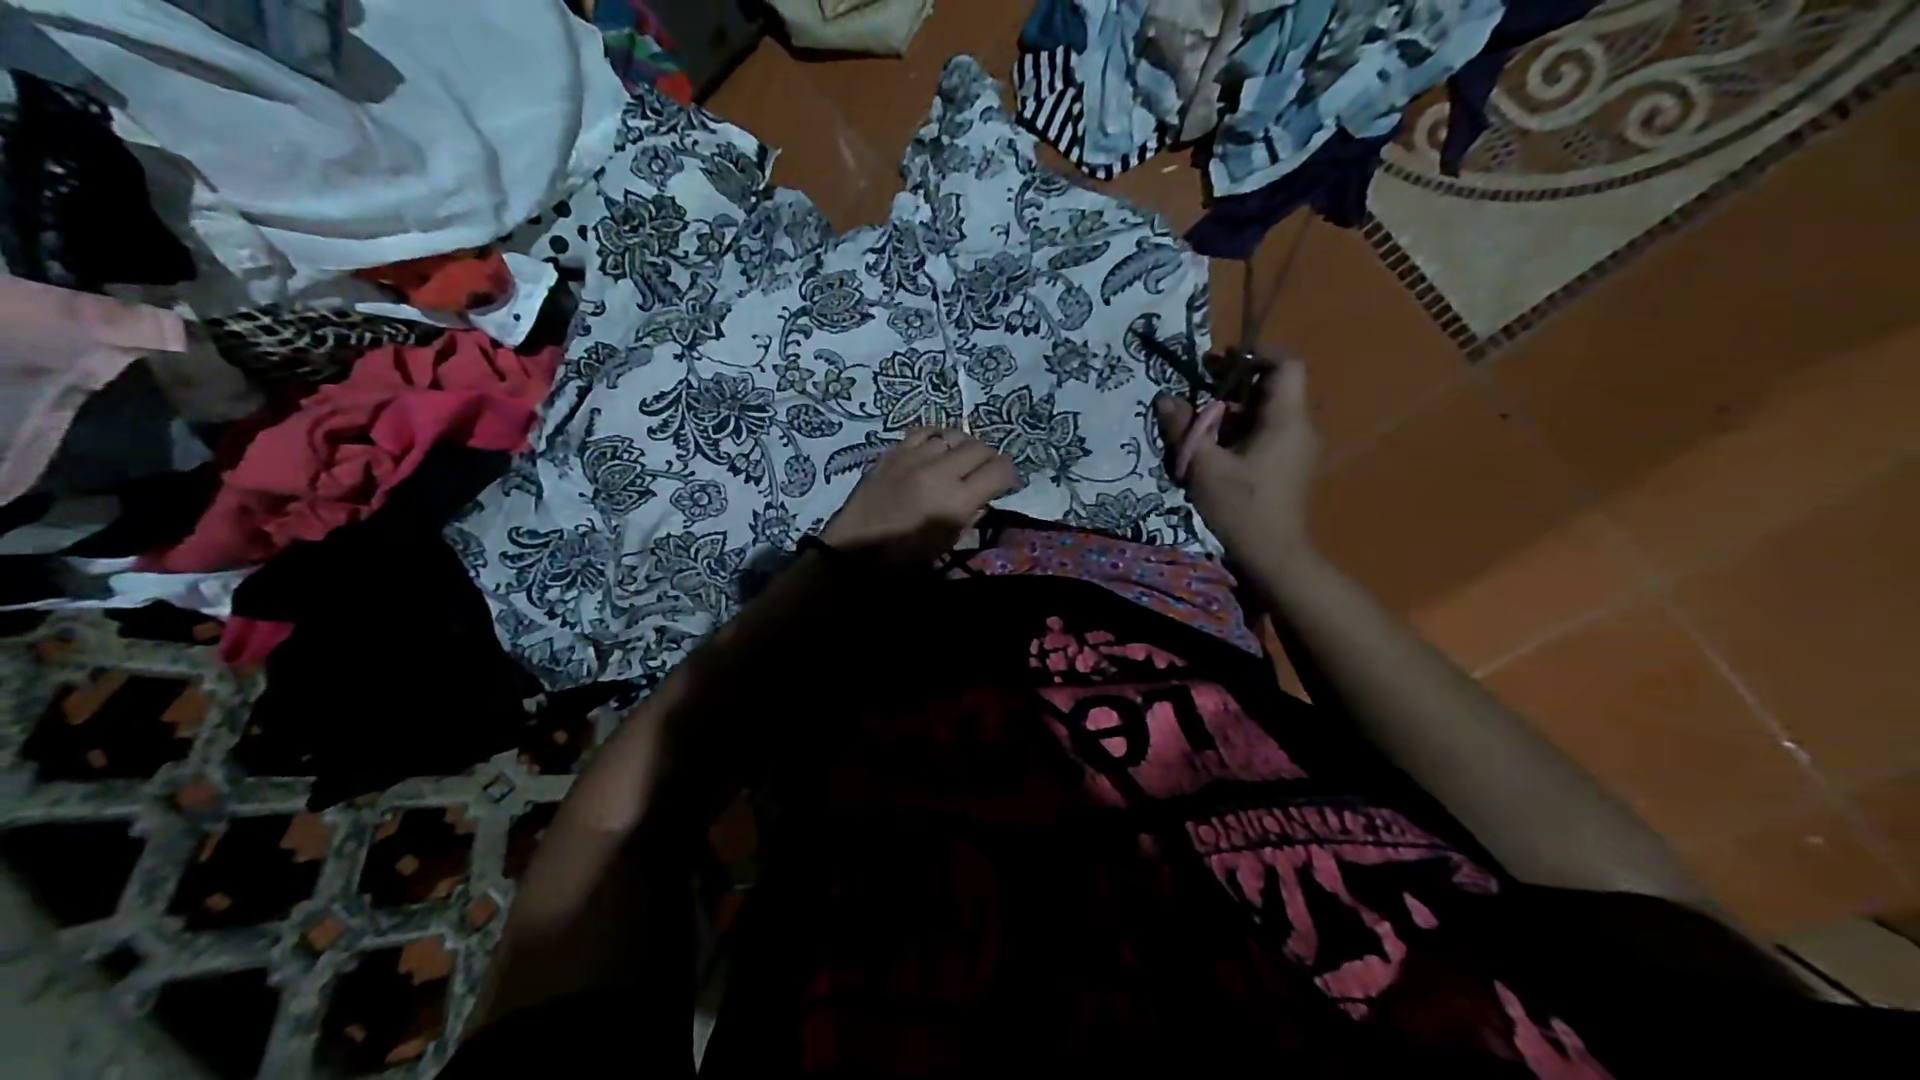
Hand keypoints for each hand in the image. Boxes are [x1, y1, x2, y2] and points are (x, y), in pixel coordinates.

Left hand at [820, 428, 1018, 561]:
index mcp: (957, 501)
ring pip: (956, 434)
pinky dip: (938, 437)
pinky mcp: (896, 451)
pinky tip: (938, 447)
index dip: (1010, 475)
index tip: (1006, 483)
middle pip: (981, 447)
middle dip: (990, 459)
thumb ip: (972, 515)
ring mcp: (916, 457)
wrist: (857, 544)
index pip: (1000, 470)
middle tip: (986, 471)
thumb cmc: (905, 552)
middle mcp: (941, 472)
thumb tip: (984, 496)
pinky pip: (926, 431)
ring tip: (961, 458)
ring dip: (965, 446)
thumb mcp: (947, 541)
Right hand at [1155, 358, 1317, 556]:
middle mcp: (1300, 428)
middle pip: (1275, 387)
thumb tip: (1165, 400)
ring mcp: (1298, 448)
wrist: (1274, 555)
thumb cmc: (1241, 507)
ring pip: (1270, 412)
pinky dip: (1244, 429)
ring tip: (1202, 419)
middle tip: (1202, 386)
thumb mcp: (1205, 467)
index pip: (1287, 366)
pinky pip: (1270, 432)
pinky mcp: (1290, 466)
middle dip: (1238, 382)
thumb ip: (1185, 429)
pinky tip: (1217, 446)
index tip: (1222, 359)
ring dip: (1238, 409)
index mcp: (1287, 419)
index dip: (1258, 354)